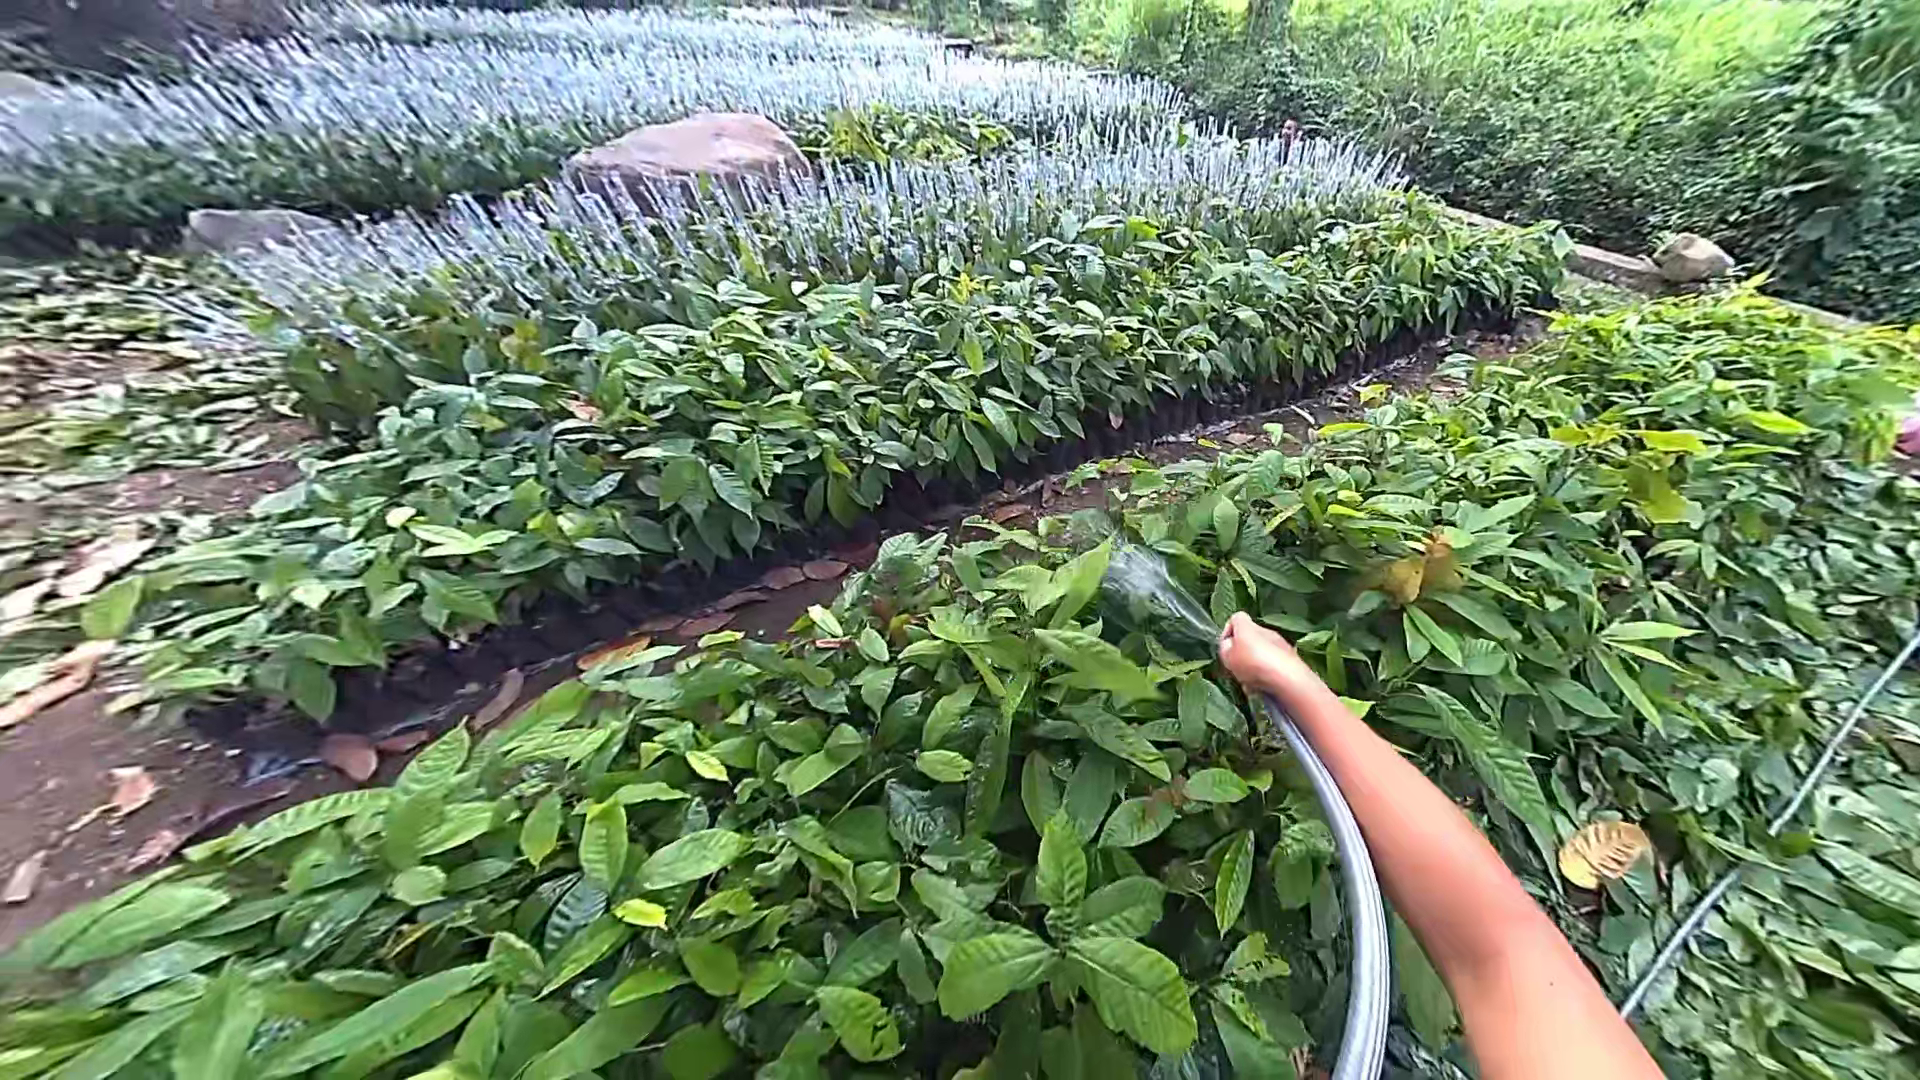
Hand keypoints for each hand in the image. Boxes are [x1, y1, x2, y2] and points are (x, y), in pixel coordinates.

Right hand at [1217, 612, 1319, 703]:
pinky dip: (1268, 673)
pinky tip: (1265, 686)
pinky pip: (1274, 664)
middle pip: (1250, 637)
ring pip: (1263, 652)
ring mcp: (1282, 645)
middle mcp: (1267, 631)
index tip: (1226, 646)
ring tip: (1250, 680)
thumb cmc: (1253, 664)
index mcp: (1249, 626)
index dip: (1228, 631)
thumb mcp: (1227, 656)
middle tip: (1237, 666)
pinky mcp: (1293, 660)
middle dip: (1243, 651)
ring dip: (1255, 663)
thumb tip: (1229, 645)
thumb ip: (1225, 648)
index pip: (1236, 618)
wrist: (1288, 680)